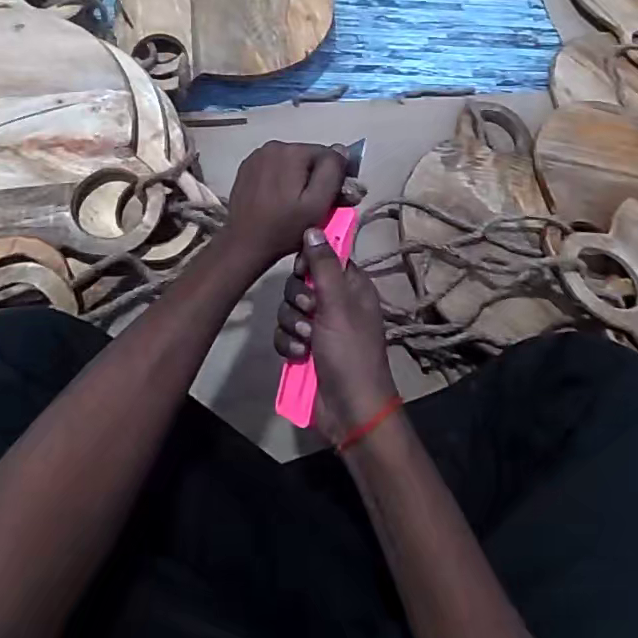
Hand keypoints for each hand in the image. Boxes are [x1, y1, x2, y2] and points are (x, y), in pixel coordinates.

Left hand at [221, 142, 348, 265]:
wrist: (244, 244)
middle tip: (318, 206)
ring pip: (293, 163)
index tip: (335, 201)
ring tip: (297, 204)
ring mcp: (257, 156)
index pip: (329, 156)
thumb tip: (341, 149)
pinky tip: (279, 200)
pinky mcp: (247, 168)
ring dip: (299, 179)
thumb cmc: (285, 228)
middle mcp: (273, 146)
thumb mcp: (318, 204)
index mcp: (292, 151)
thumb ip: (333, 172)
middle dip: (317, 178)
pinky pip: (275, 169)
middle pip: (310, 158)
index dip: (336, 178)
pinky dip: (282, 180)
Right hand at [276, 229, 396, 439]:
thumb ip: (324, 265)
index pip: (325, 255)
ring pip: (288, 309)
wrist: (350, 410)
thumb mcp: (338, 305)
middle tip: (311, 314)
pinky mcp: (305, 348)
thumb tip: (313, 228)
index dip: (310, 261)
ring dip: (292, 326)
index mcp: (352, 286)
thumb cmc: (351, 352)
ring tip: (307, 343)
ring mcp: (319, 326)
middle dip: (298, 300)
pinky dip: (288, 345)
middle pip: (300, 282)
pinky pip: (284, 334)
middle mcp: (336, 301)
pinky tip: (300, 357)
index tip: (303, 272)